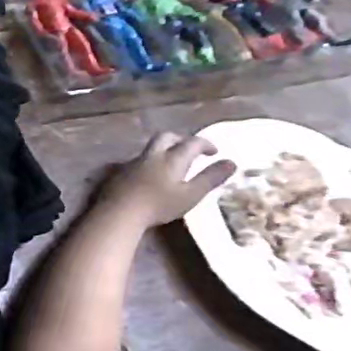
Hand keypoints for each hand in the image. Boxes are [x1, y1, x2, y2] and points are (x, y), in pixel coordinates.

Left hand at [96, 132, 236, 225]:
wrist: (119, 212)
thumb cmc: (159, 205)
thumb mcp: (191, 194)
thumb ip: (211, 178)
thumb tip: (232, 163)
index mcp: (172, 158)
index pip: (192, 142)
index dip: (205, 144)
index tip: (214, 152)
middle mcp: (152, 155)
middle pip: (166, 137)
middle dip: (181, 139)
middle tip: (191, 150)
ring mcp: (133, 163)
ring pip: (150, 148)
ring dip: (164, 150)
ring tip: (172, 162)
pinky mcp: (120, 172)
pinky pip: (138, 160)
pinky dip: (150, 162)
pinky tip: (150, 176)